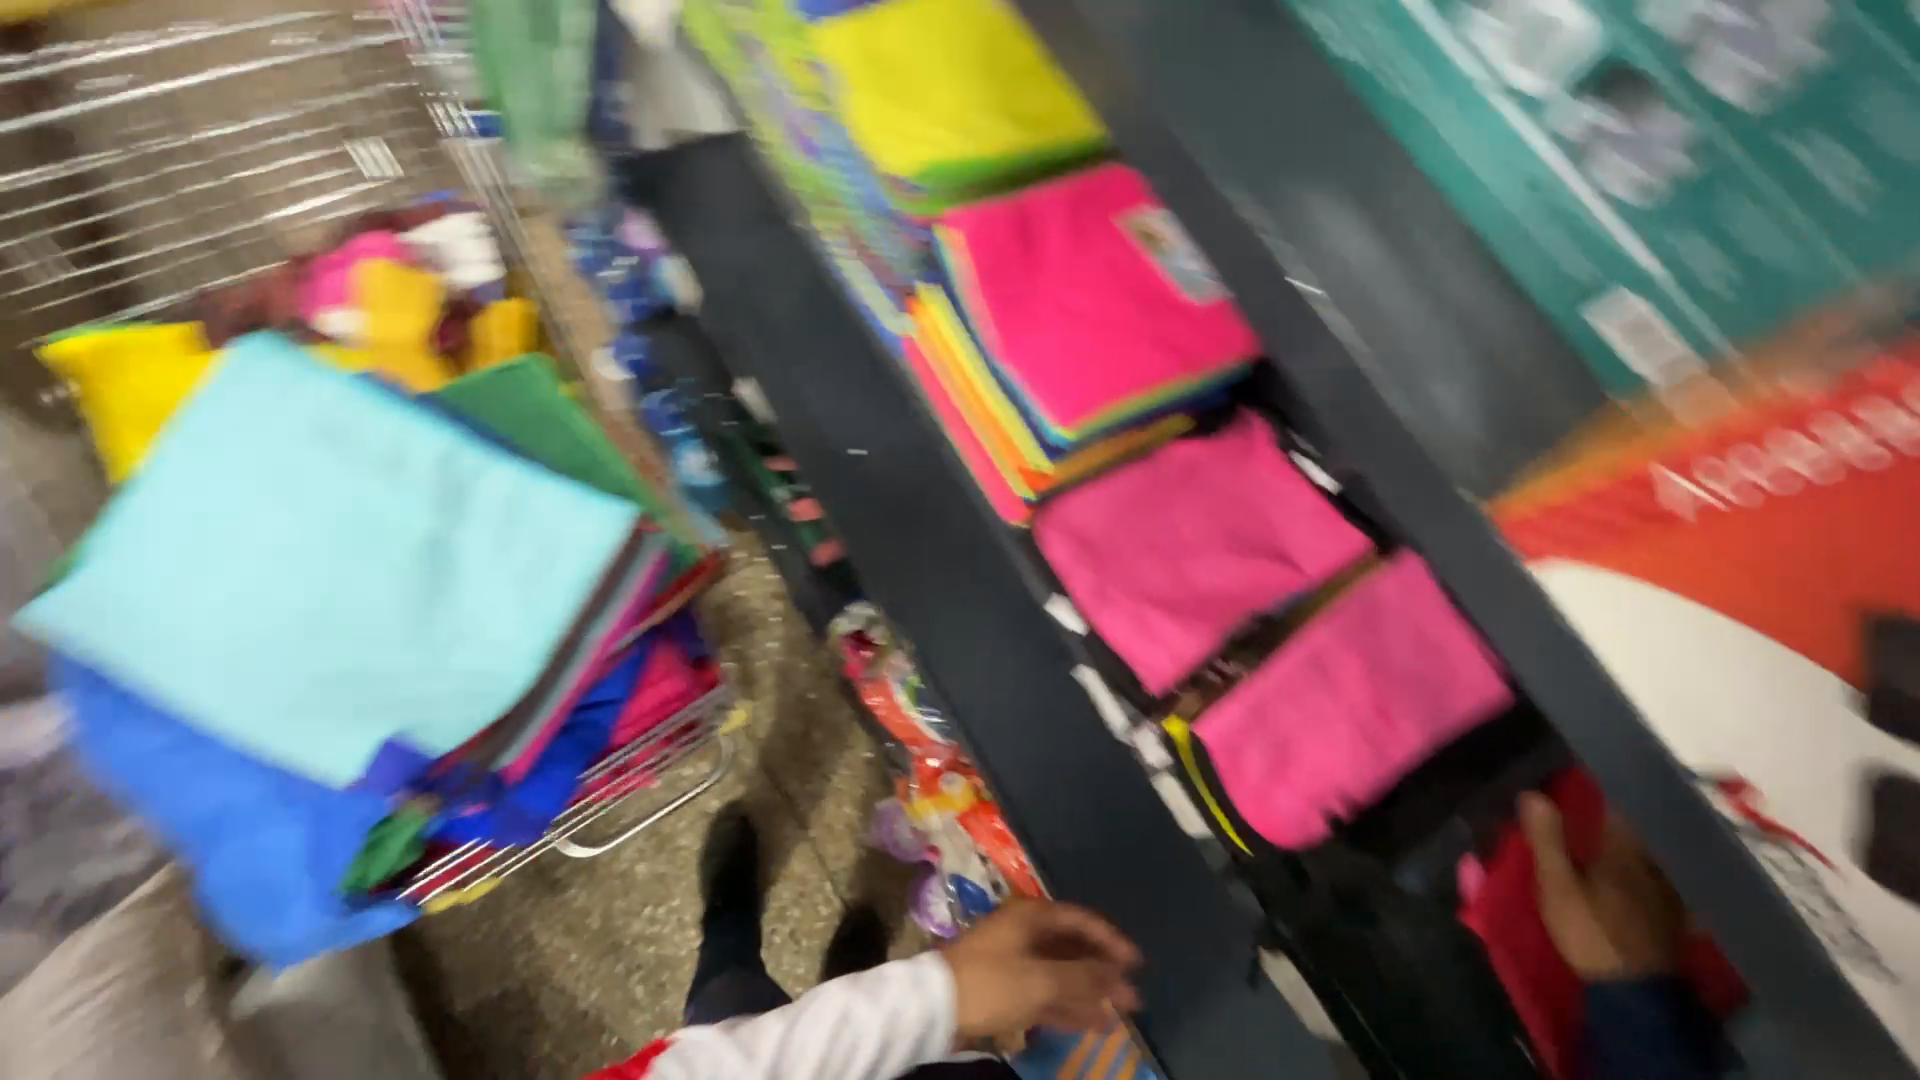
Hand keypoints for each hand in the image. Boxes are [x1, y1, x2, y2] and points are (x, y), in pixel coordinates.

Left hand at [940, 899, 1142, 1040]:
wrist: (934, 1007)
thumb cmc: (990, 982)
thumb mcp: (1040, 980)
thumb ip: (1081, 976)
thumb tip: (1117, 974)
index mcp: (1032, 916)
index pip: (1081, 920)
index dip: (1111, 940)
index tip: (1137, 963)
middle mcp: (1026, 932)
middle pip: (1073, 948)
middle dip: (1103, 972)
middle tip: (1132, 997)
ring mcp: (1016, 961)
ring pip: (1061, 974)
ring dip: (1089, 993)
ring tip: (1120, 1015)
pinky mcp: (1007, 989)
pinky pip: (1046, 993)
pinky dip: (1068, 1007)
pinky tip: (1093, 1025)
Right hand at [1520, 792, 1684, 980]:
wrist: (1632, 990)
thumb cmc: (1589, 931)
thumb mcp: (1557, 885)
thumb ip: (1547, 839)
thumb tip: (1533, 793)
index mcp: (1623, 851)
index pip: (1618, 806)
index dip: (1604, 783)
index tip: (1588, 764)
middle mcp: (1652, 862)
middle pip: (1640, 824)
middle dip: (1623, 803)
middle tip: (1601, 786)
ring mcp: (1667, 887)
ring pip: (1653, 846)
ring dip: (1638, 828)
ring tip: (1620, 815)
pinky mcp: (1671, 909)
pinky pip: (1663, 870)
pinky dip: (1653, 857)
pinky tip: (1645, 857)